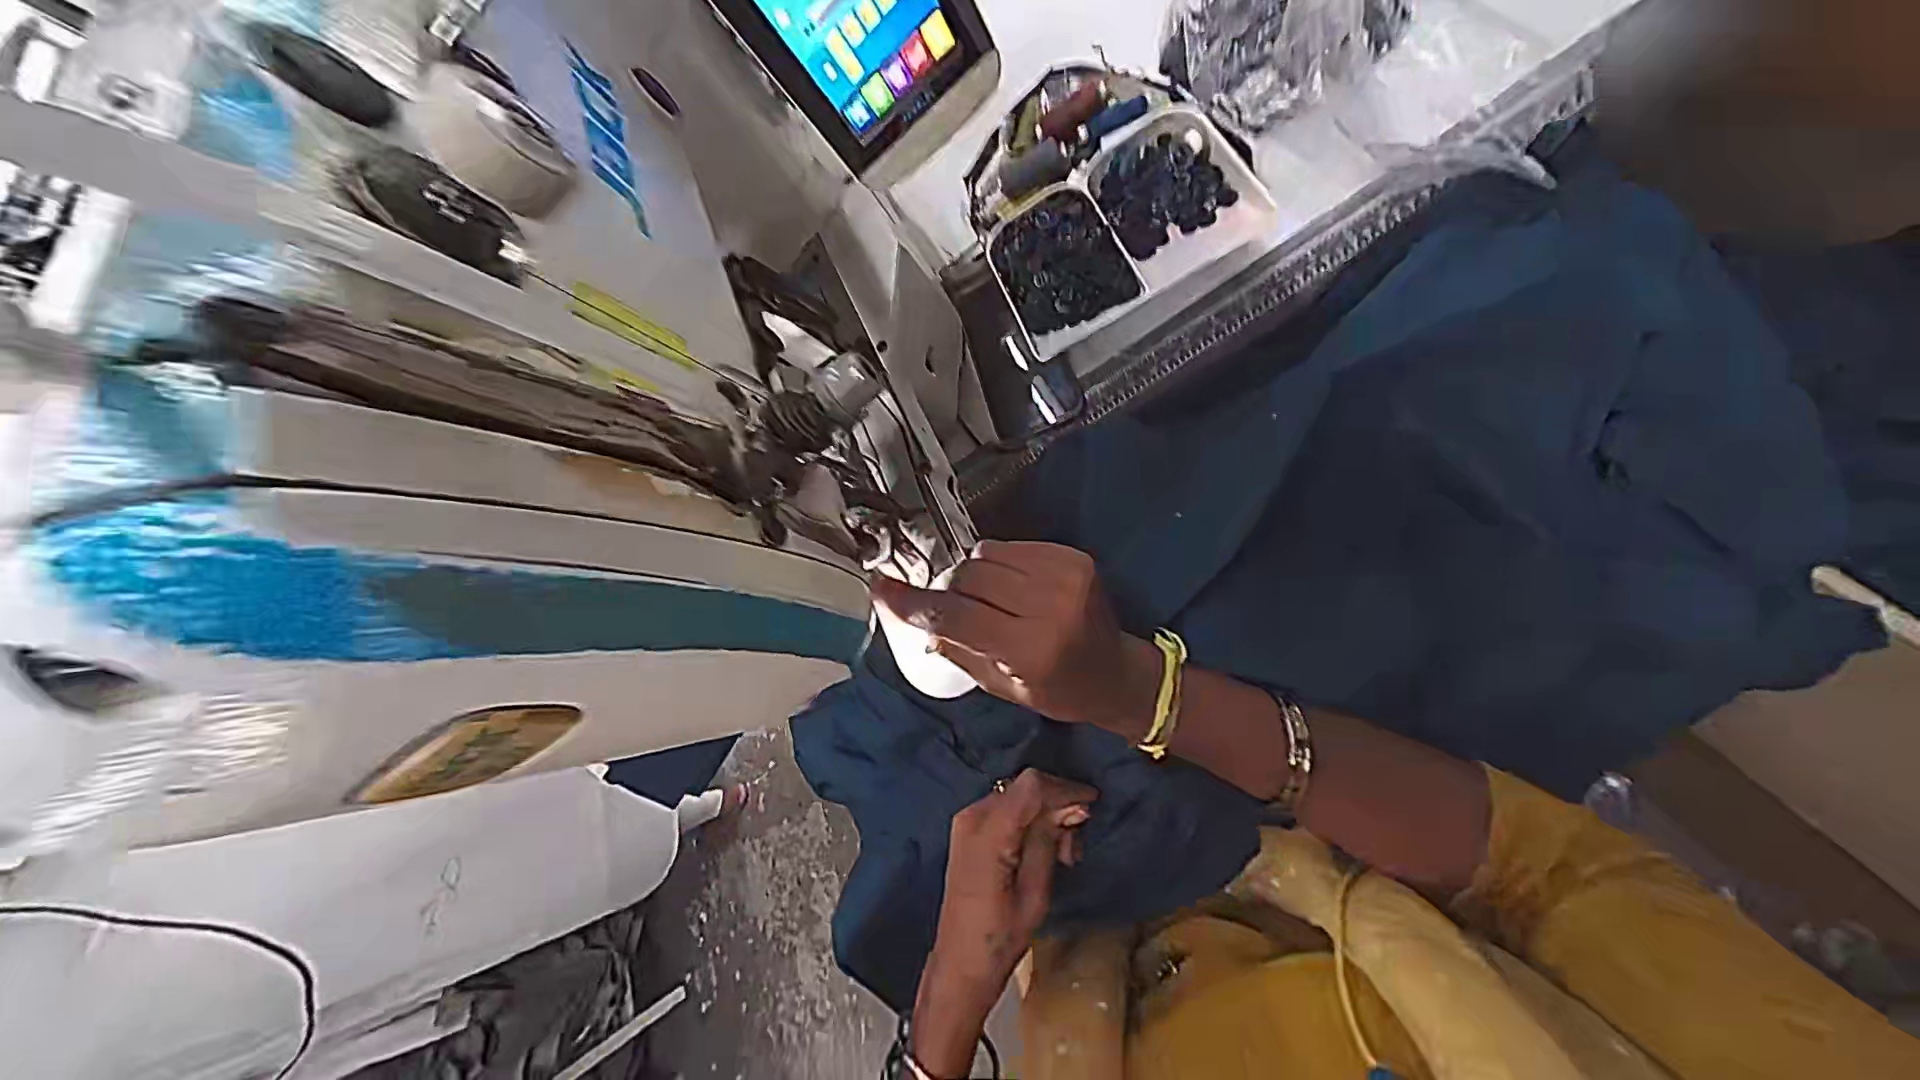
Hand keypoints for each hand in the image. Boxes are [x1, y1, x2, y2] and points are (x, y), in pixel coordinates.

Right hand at [873, 542, 1161, 735]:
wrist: (1115, 673)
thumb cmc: (1056, 689)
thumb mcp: (999, 686)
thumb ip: (952, 647)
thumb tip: (909, 614)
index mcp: (1030, 649)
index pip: (955, 616)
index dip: (913, 602)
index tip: (883, 589)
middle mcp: (1049, 606)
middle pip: (967, 577)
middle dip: (949, 591)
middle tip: (954, 610)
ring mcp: (1065, 575)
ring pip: (985, 554)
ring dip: (972, 575)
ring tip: (986, 599)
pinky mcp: (1072, 556)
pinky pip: (1010, 546)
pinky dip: (998, 563)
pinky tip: (1009, 586)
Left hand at [912, 768, 1097, 1076]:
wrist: (960, 962)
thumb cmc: (1000, 937)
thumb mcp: (1035, 892)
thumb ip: (1048, 842)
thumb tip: (1070, 808)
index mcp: (987, 832)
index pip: (1030, 786)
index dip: (1065, 788)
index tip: (1093, 803)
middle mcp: (972, 815)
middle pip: (1025, 787)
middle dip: (1058, 805)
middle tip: (1076, 843)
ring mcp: (967, 819)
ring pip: (1018, 796)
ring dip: (1046, 815)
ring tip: (1064, 854)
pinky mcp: (969, 828)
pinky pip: (1007, 809)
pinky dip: (1030, 820)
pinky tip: (1046, 848)